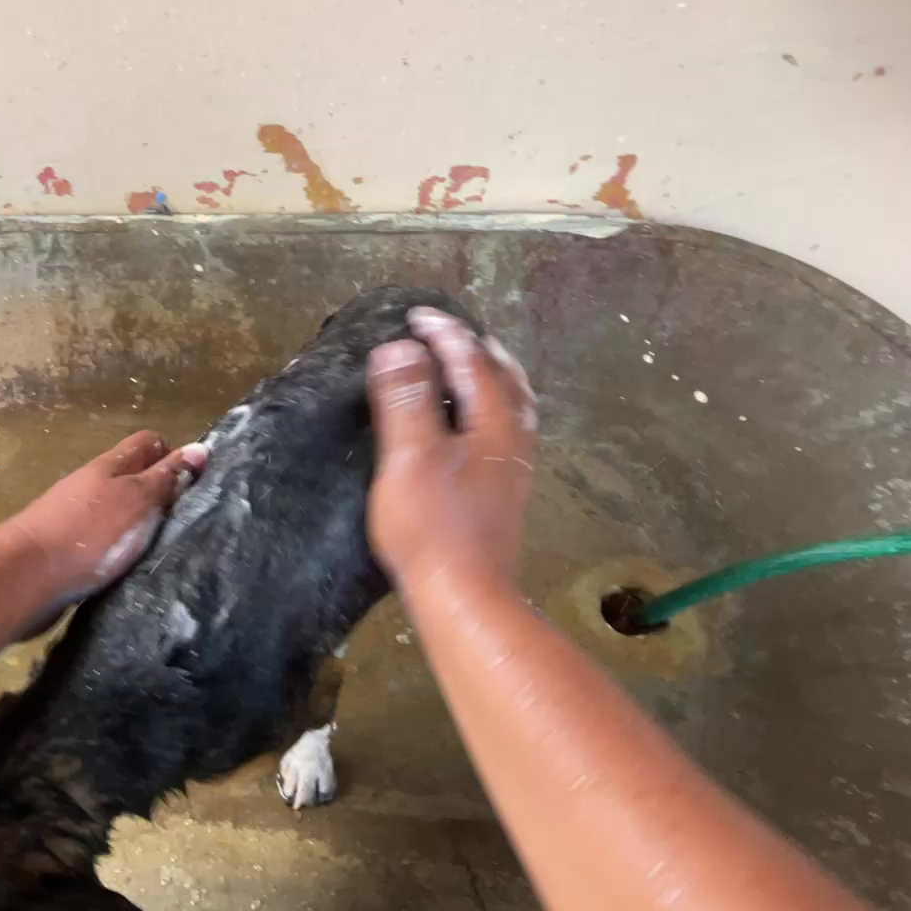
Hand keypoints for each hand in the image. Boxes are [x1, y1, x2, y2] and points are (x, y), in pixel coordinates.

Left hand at [6, 431, 208, 602]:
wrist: (26, 578)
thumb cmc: (89, 533)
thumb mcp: (137, 500)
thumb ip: (166, 477)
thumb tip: (200, 448)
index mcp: (110, 467)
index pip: (148, 443)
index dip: (174, 456)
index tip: (197, 485)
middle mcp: (93, 488)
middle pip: (134, 480)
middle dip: (162, 498)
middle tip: (190, 523)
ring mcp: (78, 520)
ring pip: (121, 516)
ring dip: (142, 531)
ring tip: (169, 552)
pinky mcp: (70, 554)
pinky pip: (105, 546)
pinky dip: (121, 556)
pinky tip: (135, 574)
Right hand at [367, 307, 538, 595]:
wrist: (463, 594)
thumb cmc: (431, 525)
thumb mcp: (410, 456)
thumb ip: (405, 400)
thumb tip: (399, 347)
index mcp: (493, 422)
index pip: (471, 361)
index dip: (444, 333)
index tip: (414, 316)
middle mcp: (511, 439)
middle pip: (505, 379)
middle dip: (476, 350)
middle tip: (448, 334)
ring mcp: (511, 469)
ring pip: (511, 406)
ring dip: (490, 378)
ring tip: (469, 369)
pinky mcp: (501, 493)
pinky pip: (502, 430)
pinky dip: (488, 408)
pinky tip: (470, 427)